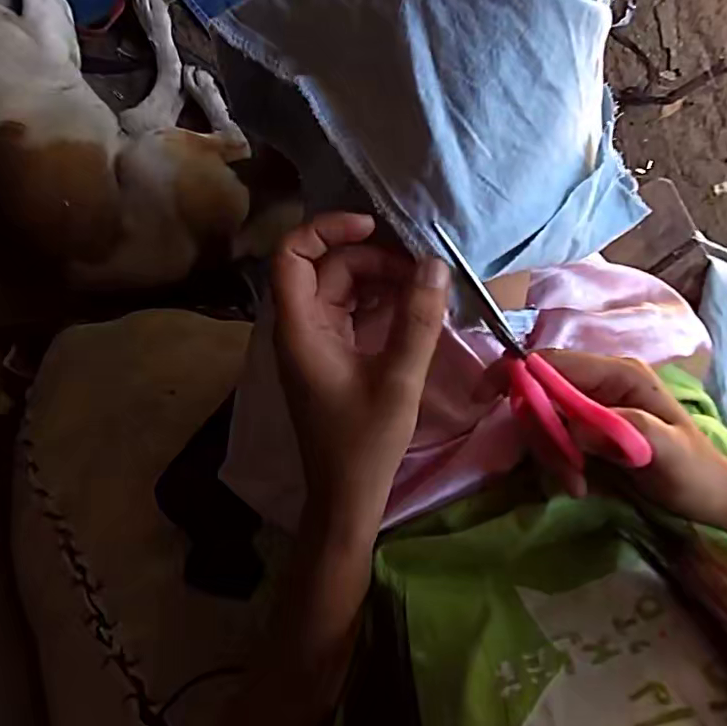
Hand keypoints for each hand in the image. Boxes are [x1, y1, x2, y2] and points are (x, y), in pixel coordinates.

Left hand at [271, 213, 449, 542]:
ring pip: (342, 288)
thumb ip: (418, 320)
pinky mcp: (332, 353)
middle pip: (327, 268)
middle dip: (373, 261)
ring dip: (381, 281)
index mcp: (299, 329)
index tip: (373, 229)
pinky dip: (380, 303)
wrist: (346, 496)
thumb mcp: (398, 380)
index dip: (326, 230)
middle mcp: (300, 327)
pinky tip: (414, 309)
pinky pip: (352, 311)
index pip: (291, 256)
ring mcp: (315, 340)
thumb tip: (435, 264)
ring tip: (424, 290)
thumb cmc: (364, 443)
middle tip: (421, 273)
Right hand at [526, 351, 726, 526]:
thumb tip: (572, 424)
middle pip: (540, 390)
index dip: (514, 374)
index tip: (482, 397)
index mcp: (619, 373)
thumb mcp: (668, 453)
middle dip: (540, 431)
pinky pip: (553, 434)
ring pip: (543, 416)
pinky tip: (578, 483)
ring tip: (577, 484)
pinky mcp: (588, 424)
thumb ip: (625, 430)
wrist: (711, 496)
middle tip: (564, 472)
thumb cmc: (693, 472)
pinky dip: (555, 460)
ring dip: (549, 452)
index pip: (551, 362)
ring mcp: (593, 402)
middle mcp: (601, 380)